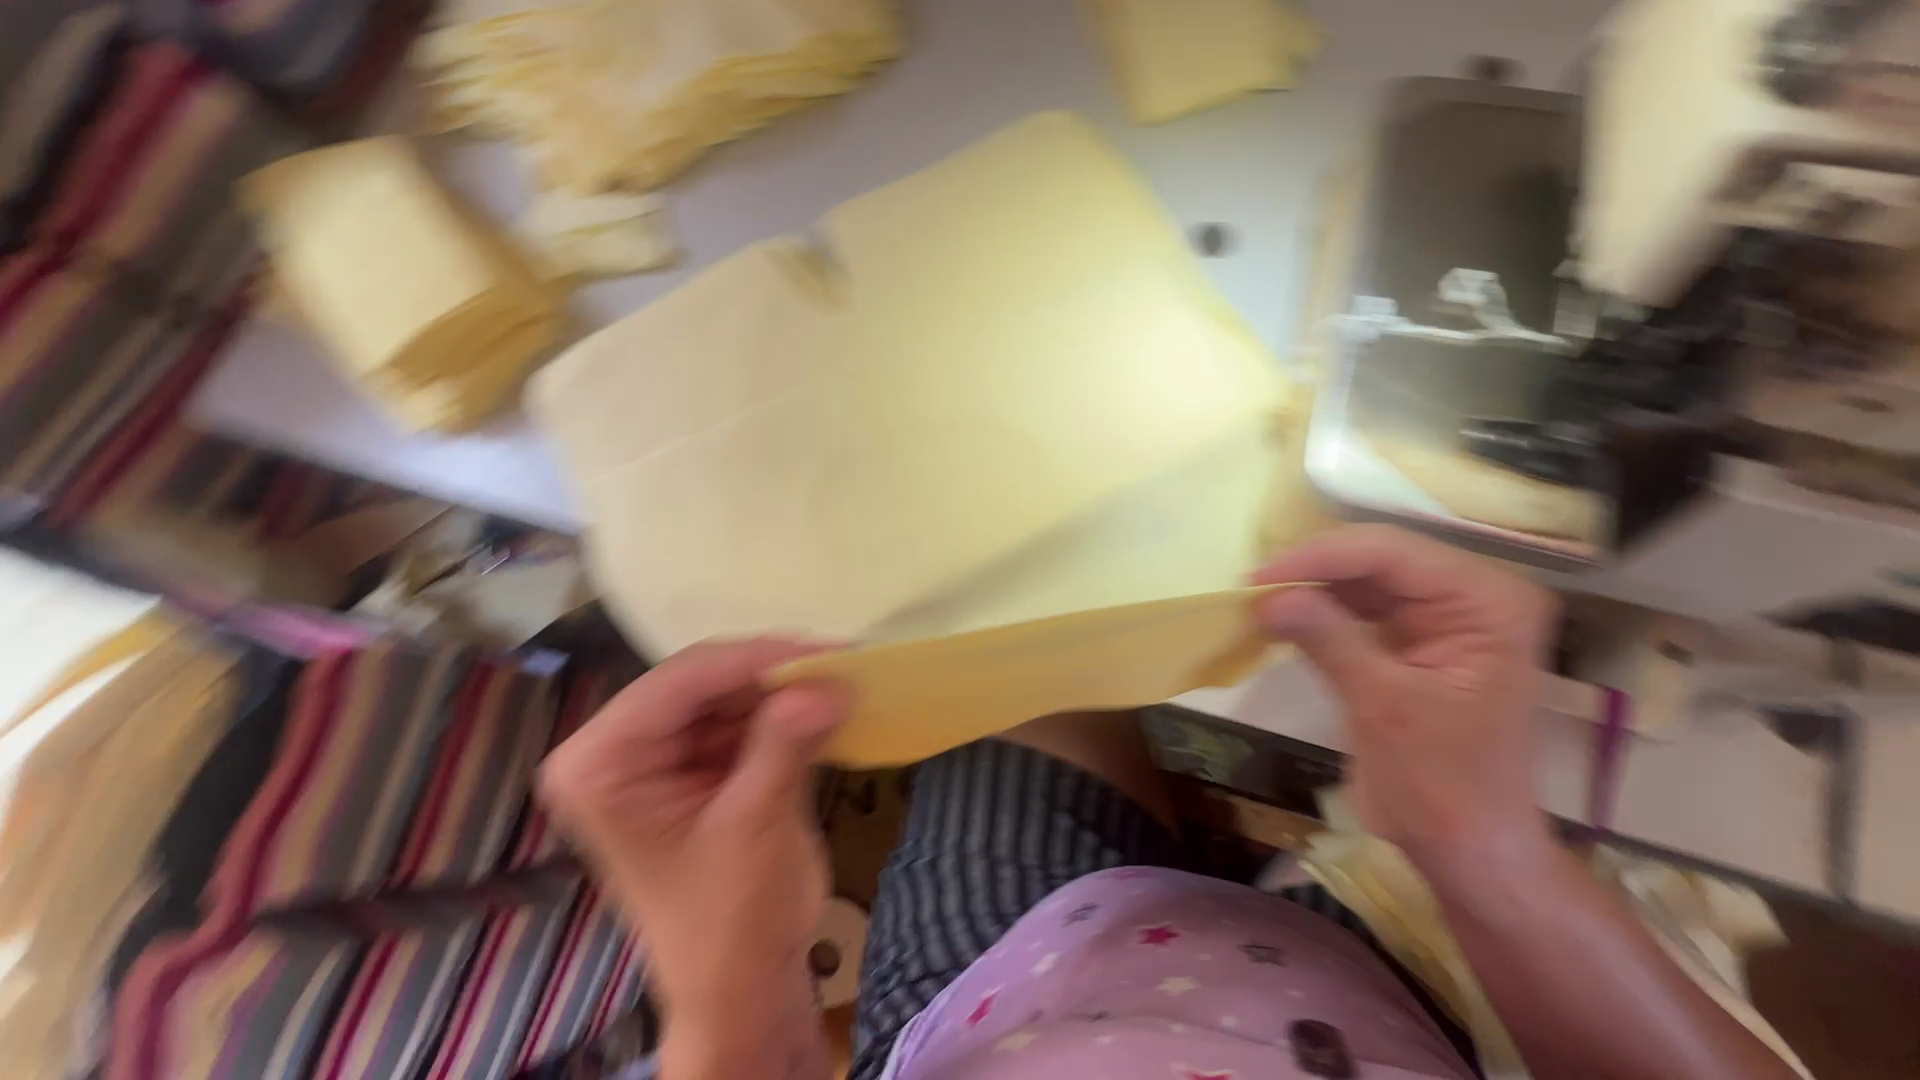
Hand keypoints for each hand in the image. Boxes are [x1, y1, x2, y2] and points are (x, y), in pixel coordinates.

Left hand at [537, 638, 848, 1010]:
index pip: (679, 683)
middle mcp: (620, 748)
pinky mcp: (697, 765)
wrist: (742, 988)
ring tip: (845, 676)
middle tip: (843, 662)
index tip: (825, 651)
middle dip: (773, 673)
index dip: (754, 659)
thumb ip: (784, 744)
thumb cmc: (729, 922)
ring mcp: (660, 755)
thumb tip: (831, 680)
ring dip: (784, 689)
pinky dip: (785, 712)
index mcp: (601, 763)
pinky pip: (743, 719)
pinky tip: (827, 704)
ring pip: (729, 693)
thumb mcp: (754, 828)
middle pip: (703, 681)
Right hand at [1253, 525, 1556, 870]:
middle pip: (1378, 559)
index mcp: (1488, 602)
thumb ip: (1329, 640)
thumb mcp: (1384, 708)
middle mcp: (1471, 597)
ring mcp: (1442, 618)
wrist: (1468, 850)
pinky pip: (1358, 610)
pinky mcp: (1413, 642)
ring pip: (1362, 580)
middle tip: (1249, 588)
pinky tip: (1279, 616)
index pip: (1393, 554)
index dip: (1321, 558)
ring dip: (1310, 588)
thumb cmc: (1445, 785)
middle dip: (1313, 570)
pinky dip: (1318, 613)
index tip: (1257, 579)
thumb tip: (1268, 597)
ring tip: (1255, 599)